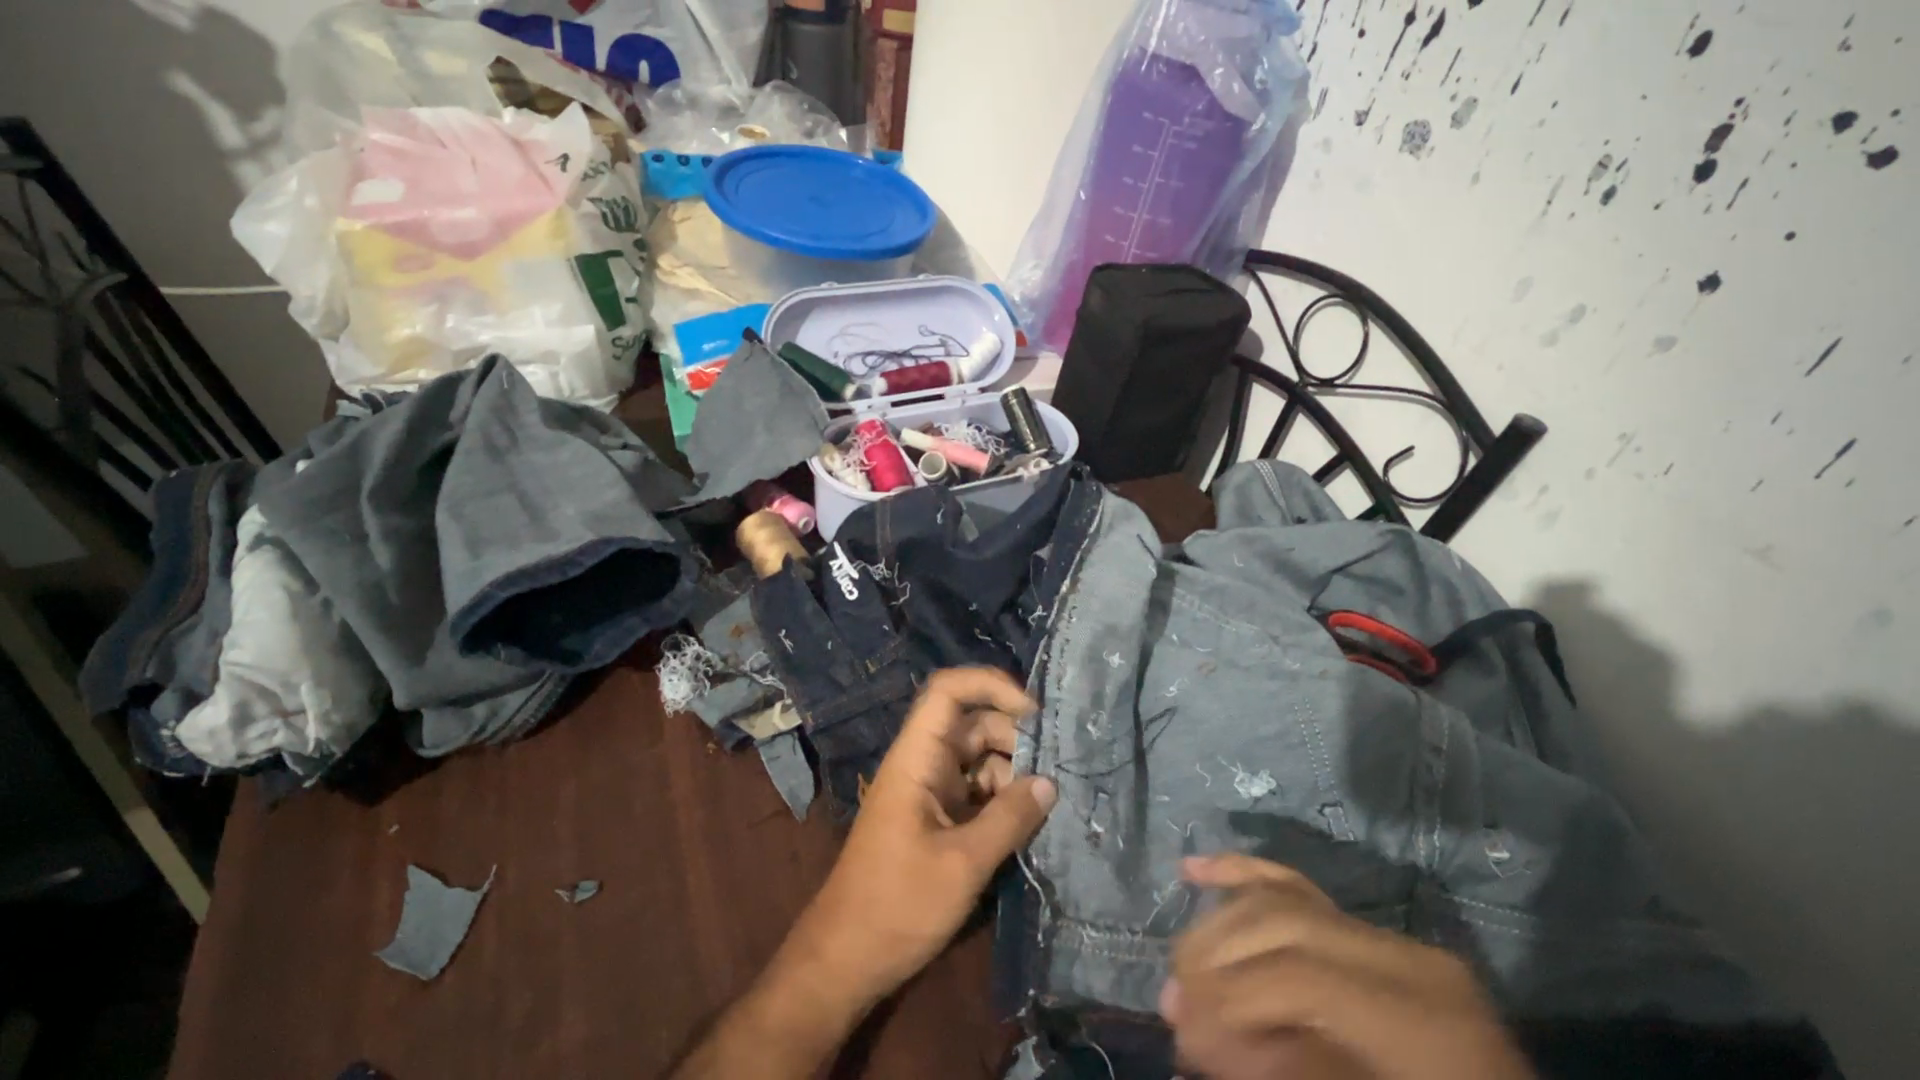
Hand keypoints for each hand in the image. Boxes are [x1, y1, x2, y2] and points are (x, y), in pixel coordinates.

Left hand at [674, 668, 1056, 1078]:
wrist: (847, 959)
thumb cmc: (898, 906)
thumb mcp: (963, 864)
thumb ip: (1010, 818)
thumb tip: (1049, 783)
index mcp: (915, 759)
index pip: (947, 691)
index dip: (991, 685)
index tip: (1036, 714)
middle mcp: (921, 766)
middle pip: (972, 725)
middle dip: (1016, 738)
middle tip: (1060, 768)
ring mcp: (929, 795)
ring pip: (979, 760)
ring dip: (1014, 773)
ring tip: (1052, 802)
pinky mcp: (936, 823)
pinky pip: (976, 793)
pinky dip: (1003, 800)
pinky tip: (1032, 823)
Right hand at [1162, 854, 1535, 1079]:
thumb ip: (1279, 1070)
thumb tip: (1193, 1030)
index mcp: (1418, 1021)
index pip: (1299, 980)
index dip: (1230, 1002)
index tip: (1185, 1037)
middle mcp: (1410, 962)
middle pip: (1286, 924)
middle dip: (1216, 957)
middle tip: (1174, 1001)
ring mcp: (1398, 945)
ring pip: (1290, 899)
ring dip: (1223, 924)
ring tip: (1182, 966)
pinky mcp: (1383, 944)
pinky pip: (1309, 895)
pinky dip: (1248, 879)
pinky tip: (1195, 871)